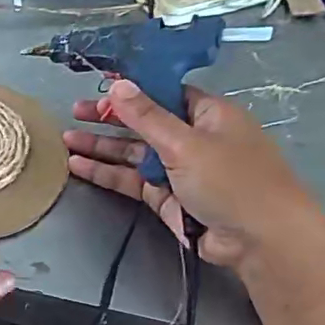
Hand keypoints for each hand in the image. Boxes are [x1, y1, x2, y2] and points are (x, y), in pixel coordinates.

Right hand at [62, 79, 324, 269]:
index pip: (165, 93)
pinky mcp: (164, 196)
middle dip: (110, 119)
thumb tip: (119, 85)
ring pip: (132, 153)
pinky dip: (105, 172)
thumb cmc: (232, 181)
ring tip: (67, 139)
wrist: (257, 240)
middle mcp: (192, 138)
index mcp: (208, 115)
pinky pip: (130, 179)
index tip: (101, 85)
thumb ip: (146, 116)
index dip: (133, 89)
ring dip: (101, 146)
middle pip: (144, 123)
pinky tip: (78, 166)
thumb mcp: (186, 143)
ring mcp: (177, 169)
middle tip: (75, 113)